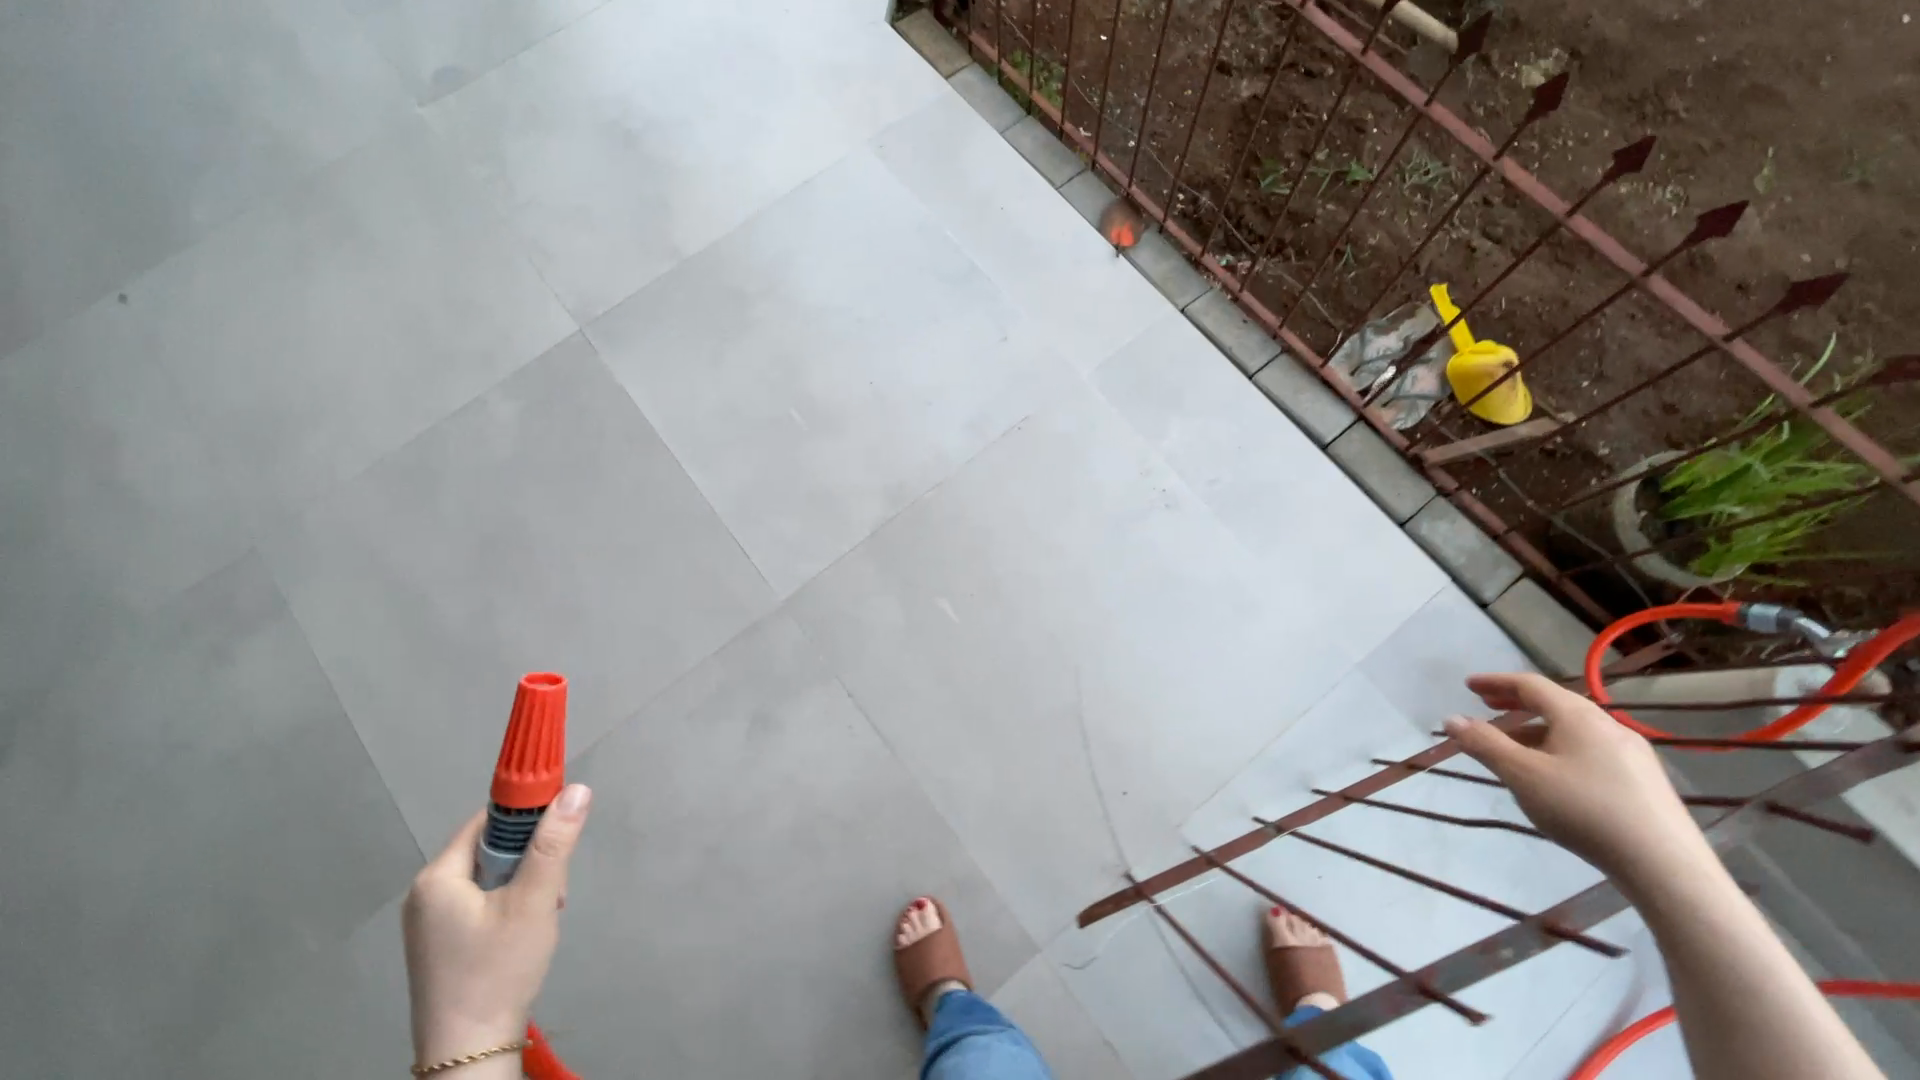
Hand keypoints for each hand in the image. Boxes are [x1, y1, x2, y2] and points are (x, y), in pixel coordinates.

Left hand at [403, 784, 591, 1067]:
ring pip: (489, 880)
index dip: (526, 820)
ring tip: (542, 918)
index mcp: (437, 877)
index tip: (558, 838)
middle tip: (553, 893)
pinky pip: (481, 905)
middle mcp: (425, 894)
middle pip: (489, 851)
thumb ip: (554, 844)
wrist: (468, 1053)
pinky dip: (509, 909)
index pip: (486, 821)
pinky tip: (524, 935)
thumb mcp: (535, 901)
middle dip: (530, 863)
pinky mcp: (440, 946)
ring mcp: (429, 924)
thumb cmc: (498, 969)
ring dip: (524, 888)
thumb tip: (577, 789)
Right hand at [1444, 673, 1707, 882]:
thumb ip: (1484, 744)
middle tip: (1486, 706)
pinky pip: (1592, 750)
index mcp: (1578, 716)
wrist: (1664, 864)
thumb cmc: (1583, 809)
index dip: (1496, 682)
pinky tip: (1556, 775)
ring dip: (1538, 729)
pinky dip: (1561, 748)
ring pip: (1574, 730)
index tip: (1468, 686)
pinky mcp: (1644, 781)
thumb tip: (1451, 719)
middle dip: (1516, 703)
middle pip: (1555, 704)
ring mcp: (1632, 753)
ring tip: (1514, 746)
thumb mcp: (1522, 775)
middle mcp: (1608, 725)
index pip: (1531, 685)